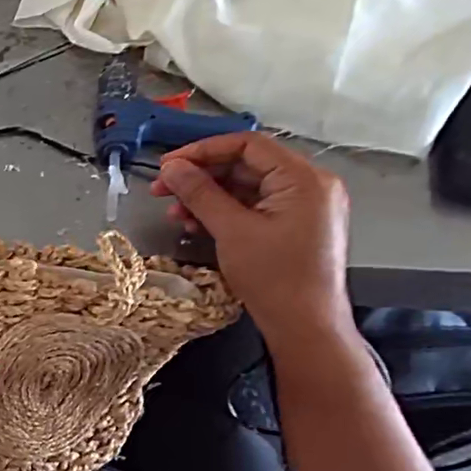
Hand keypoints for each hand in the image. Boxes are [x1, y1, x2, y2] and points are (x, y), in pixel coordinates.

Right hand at [150, 131, 353, 343]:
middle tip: (162, 189)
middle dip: (200, 176)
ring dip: (206, 197)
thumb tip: (172, 167)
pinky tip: (195, 225)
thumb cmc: (274, 277)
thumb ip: (200, 193)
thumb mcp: (231, 230)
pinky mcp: (293, 226)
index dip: (202, 150)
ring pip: (245, 187)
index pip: (247, 144)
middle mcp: (309, 185)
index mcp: (303, 178)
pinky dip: (222, 212)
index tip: (168, 165)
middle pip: (245, 165)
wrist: (305, 326)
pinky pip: (253, 207)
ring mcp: (303, 206)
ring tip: (174, 213)